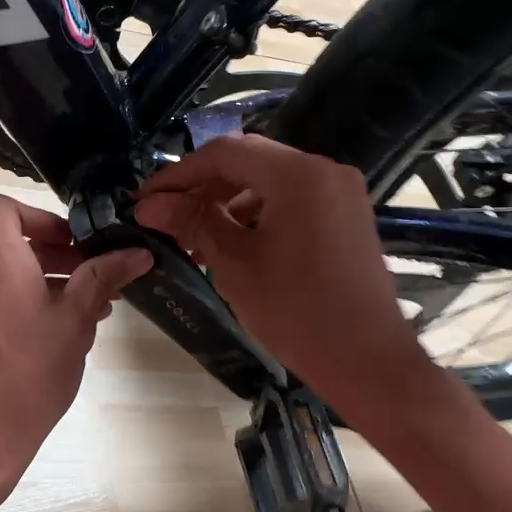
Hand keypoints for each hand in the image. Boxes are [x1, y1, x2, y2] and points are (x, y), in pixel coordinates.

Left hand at [0, 196, 152, 473]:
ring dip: (59, 280)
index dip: (39, 213)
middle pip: (18, 244)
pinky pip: (12, 301)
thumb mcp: (76, 322)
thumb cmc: (33, 373)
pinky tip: (76, 330)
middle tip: (103, 273)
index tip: (75, 238)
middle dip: (63, 252)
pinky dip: (42, 303)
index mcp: (1, 265)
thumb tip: (138, 251)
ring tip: (100, 306)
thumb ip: (104, 280)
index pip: (2, 208)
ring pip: (20, 276)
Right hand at [133, 134, 434, 415]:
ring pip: (269, 182)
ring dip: (226, 203)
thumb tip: (148, 205)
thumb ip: (193, 223)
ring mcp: (340, 193)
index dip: (178, 173)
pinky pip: (292, 201)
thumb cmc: (296, 311)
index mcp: (298, 174)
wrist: (366, 359)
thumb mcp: (235, 265)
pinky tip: (230, 247)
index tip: (145, 199)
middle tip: (164, 217)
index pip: (224, 152)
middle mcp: (324, 171)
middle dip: (201, 187)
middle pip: (248, 162)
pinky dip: (256, 216)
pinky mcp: (345, 217)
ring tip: (192, 240)